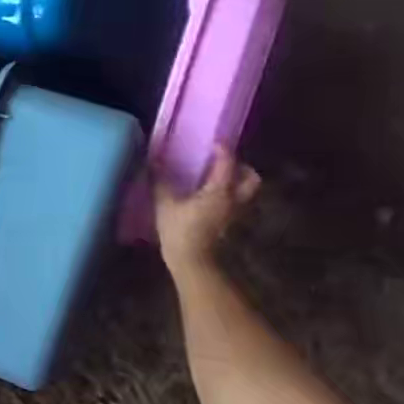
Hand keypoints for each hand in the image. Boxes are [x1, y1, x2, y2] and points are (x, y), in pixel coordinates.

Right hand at [154, 146, 260, 273]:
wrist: (192, 262)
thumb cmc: (179, 230)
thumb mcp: (164, 204)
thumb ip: (161, 181)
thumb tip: (152, 160)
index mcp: (220, 190)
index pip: (228, 161)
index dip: (221, 148)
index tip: (212, 141)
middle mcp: (234, 198)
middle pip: (250, 177)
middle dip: (240, 166)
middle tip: (222, 162)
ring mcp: (235, 213)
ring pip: (246, 190)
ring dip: (236, 181)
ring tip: (215, 178)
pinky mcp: (230, 223)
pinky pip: (235, 201)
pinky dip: (228, 194)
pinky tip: (209, 196)